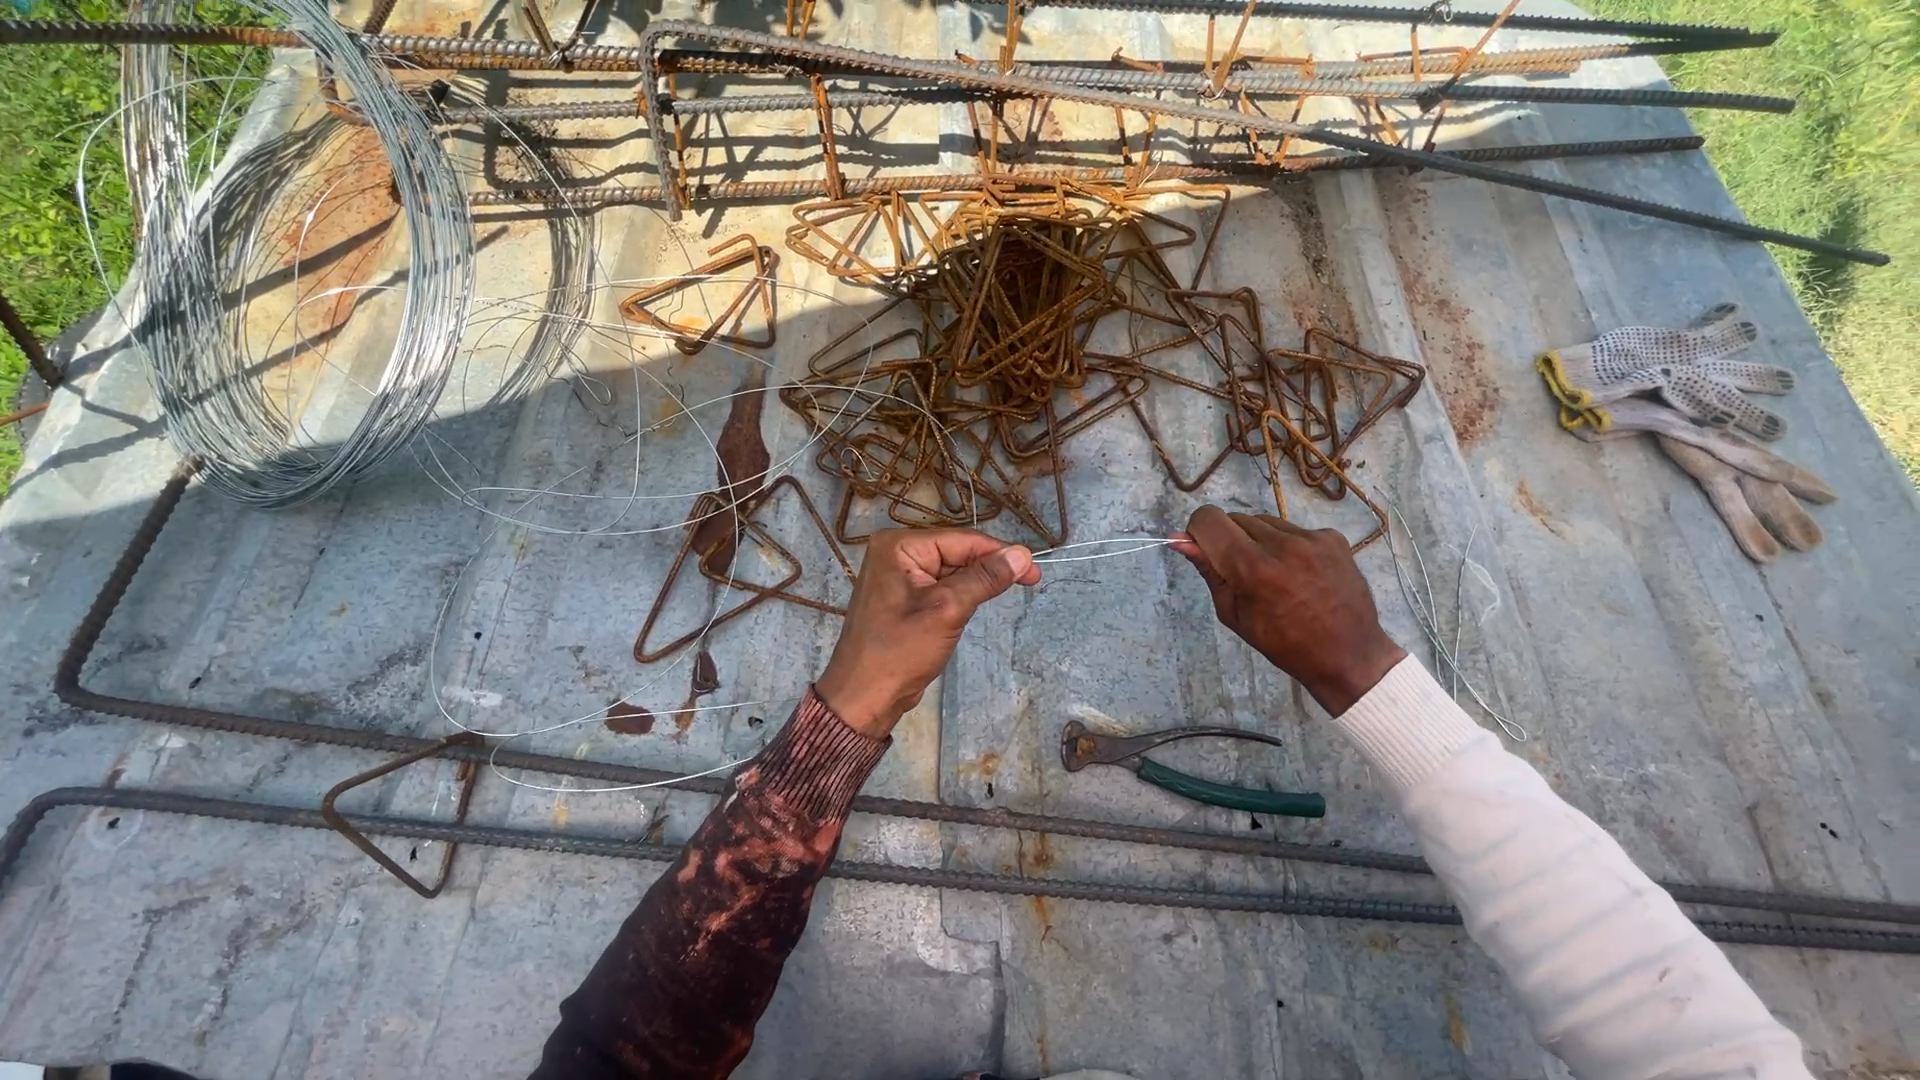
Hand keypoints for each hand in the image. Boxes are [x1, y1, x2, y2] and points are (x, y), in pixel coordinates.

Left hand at [816, 528, 1039, 736]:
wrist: (863, 697)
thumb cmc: (900, 651)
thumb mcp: (948, 609)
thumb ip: (985, 578)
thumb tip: (1022, 554)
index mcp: (899, 545)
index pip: (962, 539)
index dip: (1000, 552)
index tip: (1034, 568)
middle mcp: (896, 553)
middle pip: (957, 551)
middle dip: (991, 566)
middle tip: (1030, 581)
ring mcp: (899, 576)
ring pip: (953, 570)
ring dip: (979, 581)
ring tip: (1012, 589)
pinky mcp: (905, 598)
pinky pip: (942, 586)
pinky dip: (963, 594)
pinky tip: (981, 600)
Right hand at [1171, 505, 1404, 715]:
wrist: (1347, 654)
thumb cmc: (1282, 643)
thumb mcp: (1233, 613)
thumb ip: (1208, 570)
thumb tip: (1179, 540)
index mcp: (1253, 568)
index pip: (1209, 520)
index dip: (1198, 531)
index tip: (1203, 548)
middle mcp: (1283, 545)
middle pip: (1235, 518)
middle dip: (1228, 538)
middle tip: (1240, 570)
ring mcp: (1311, 538)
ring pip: (1264, 522)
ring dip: (1257, 539)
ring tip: (1271, 572)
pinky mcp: (1332, 537)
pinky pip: (1293, 529)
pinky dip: (1286, 544)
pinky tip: (1297, 571)